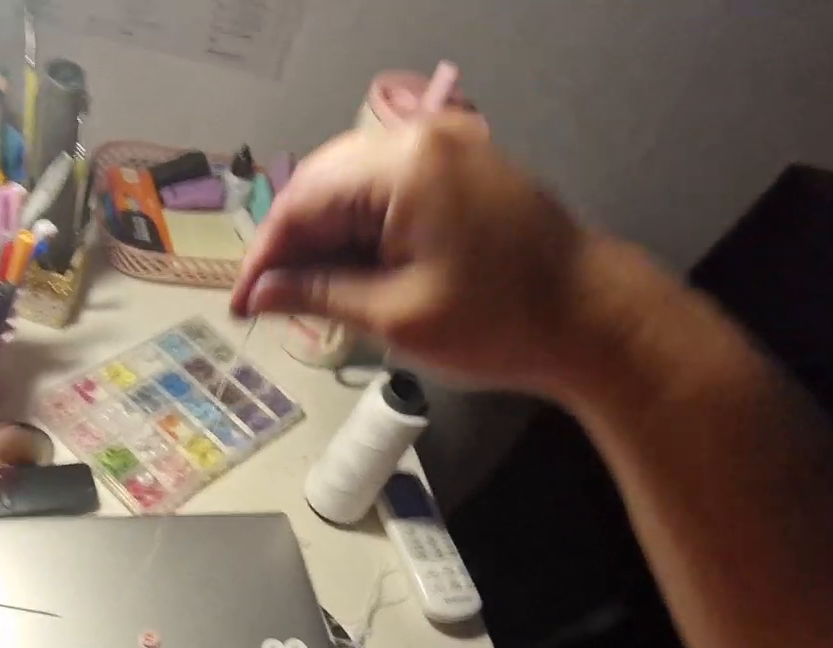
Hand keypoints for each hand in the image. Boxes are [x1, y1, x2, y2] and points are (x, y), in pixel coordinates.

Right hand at [231, 115, 632, 397]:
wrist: (592, 320)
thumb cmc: (496, 323)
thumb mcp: (395, 315)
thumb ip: (317, 295)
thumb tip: (258, 294)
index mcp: (404, 165)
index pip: (303, 200)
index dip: (263, 255)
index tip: (240, 303)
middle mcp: (421, 139)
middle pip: (323, 185)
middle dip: (290, 246)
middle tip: (268, 302)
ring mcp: (446, 150)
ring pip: (352, 190)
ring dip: (323, 242)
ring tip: (303, 295)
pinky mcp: (459, 172)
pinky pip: (387, 194)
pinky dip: (360, 235)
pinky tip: (346, 274)